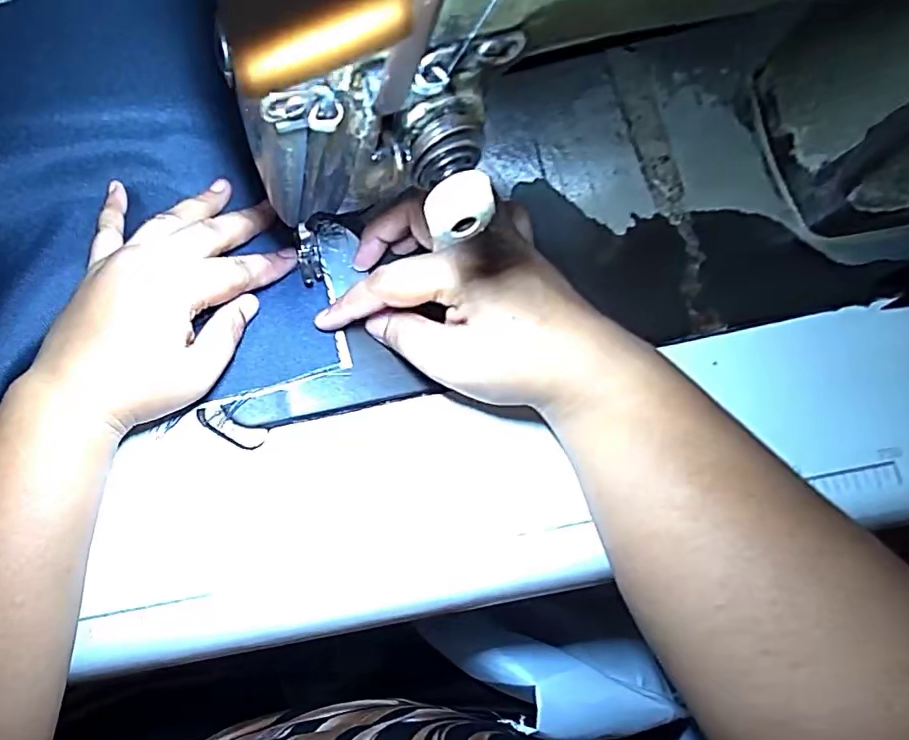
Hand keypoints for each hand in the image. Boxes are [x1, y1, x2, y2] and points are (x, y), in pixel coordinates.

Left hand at [27, 179, 296, 435]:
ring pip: (165, 222)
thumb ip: (226, 335)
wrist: (73, 395)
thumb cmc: (139, 390)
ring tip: (220, 188)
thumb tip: (248, 304)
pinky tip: (117, 189)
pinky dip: (114, 209)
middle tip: (269, 209)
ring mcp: (120, 260)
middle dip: (241, 222)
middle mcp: (151, 261)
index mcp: (179, 286)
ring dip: (195, 205)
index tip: (291, 256)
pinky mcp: (95, 270)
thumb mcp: (196, 373)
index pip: (234, 272)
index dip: (266, 266)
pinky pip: (107, 230)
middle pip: (205, 235)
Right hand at [315, 195, 657, 419]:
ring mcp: (506, 234)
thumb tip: (377, 320)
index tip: (327, 319)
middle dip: (378, 237)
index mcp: (457, 262)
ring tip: (398, 253)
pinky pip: (485, 214)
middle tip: (361, 268)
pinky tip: (455, 243)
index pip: (389, 280)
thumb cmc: (518, 365)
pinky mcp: (522, 246)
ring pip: (447, 204)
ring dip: (414, 223)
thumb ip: (401, 335)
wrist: (581, 367)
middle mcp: (480, 234)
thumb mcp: (446, 361)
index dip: (352, 303)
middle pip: (413, 213)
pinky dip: (459, 222)